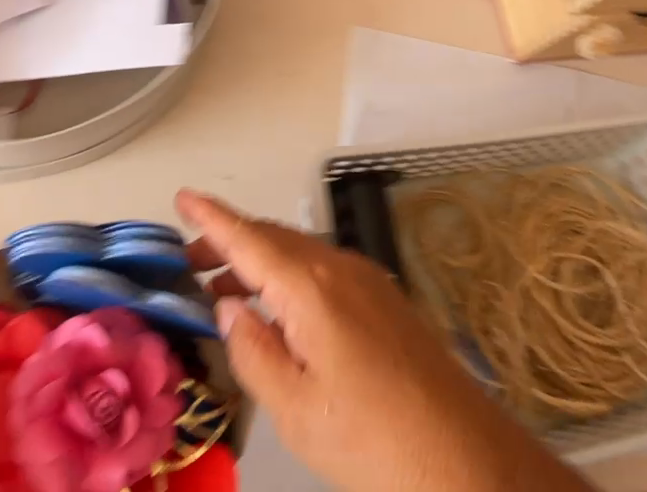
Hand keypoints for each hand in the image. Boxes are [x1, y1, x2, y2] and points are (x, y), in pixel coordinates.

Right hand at [174, 191, 592, 491]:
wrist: (462, 451)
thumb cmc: (371, 436)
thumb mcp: (294, 406)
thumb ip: (253, 350)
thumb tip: (230, 308)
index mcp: (312, 288)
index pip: (250, 240)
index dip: (213, 218)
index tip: (184, 196)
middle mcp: (341, 269)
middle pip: (275, 240)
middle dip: (230, 242)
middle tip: (189, 262)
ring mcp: (369, 281)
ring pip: (301, 253)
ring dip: (260, 261)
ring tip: (223, 288)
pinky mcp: (385, 299)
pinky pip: (324, 271)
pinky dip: (290, 276)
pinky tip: (279, 309)